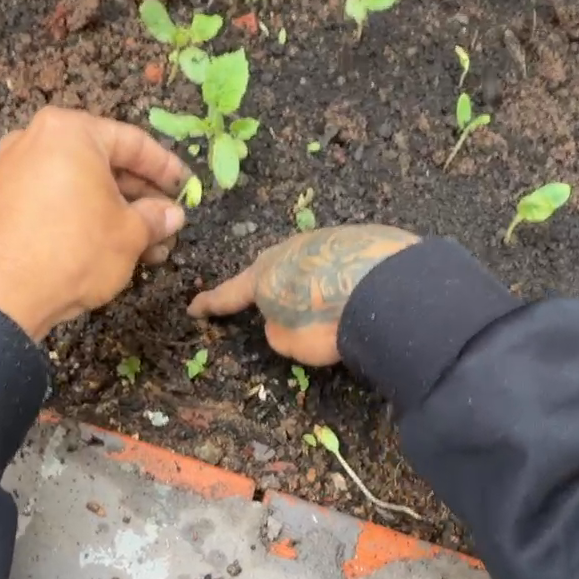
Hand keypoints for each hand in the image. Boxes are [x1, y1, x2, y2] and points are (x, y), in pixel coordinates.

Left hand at [0, 107, 191, 340]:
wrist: (3, 295)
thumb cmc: (75, 251)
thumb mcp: (129, 234)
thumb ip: (155, 218)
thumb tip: (172, 214)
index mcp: (70, 131)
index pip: (132, 142)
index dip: (166, 168)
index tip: (186, 187)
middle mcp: (36, 139)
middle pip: (104, 164)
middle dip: (140, 198)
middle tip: (168, 223)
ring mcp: (14, 170)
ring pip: (81, 186)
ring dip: (116, 213)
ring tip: (148, 247)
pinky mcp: (3, 201)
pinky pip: (56, 201)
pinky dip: (85, 218)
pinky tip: (110, 247)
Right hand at [187, 225, 418, 365]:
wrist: (384, 289)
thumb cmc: (322, 322)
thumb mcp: (287, 340)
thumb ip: (277, 327)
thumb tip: (288, 316)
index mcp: (263, 277)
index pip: (229, 294)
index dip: (211, 304)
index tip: (194, 307)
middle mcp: (289, 250)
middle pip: (270, 268)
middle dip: (264, 283)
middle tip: (265, 298)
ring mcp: (326, 239)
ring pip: (306, 261)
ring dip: (306, 278)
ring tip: (319, 298)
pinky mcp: (360, 238)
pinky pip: (339, 260)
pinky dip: (339, 276)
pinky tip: (352, 288)